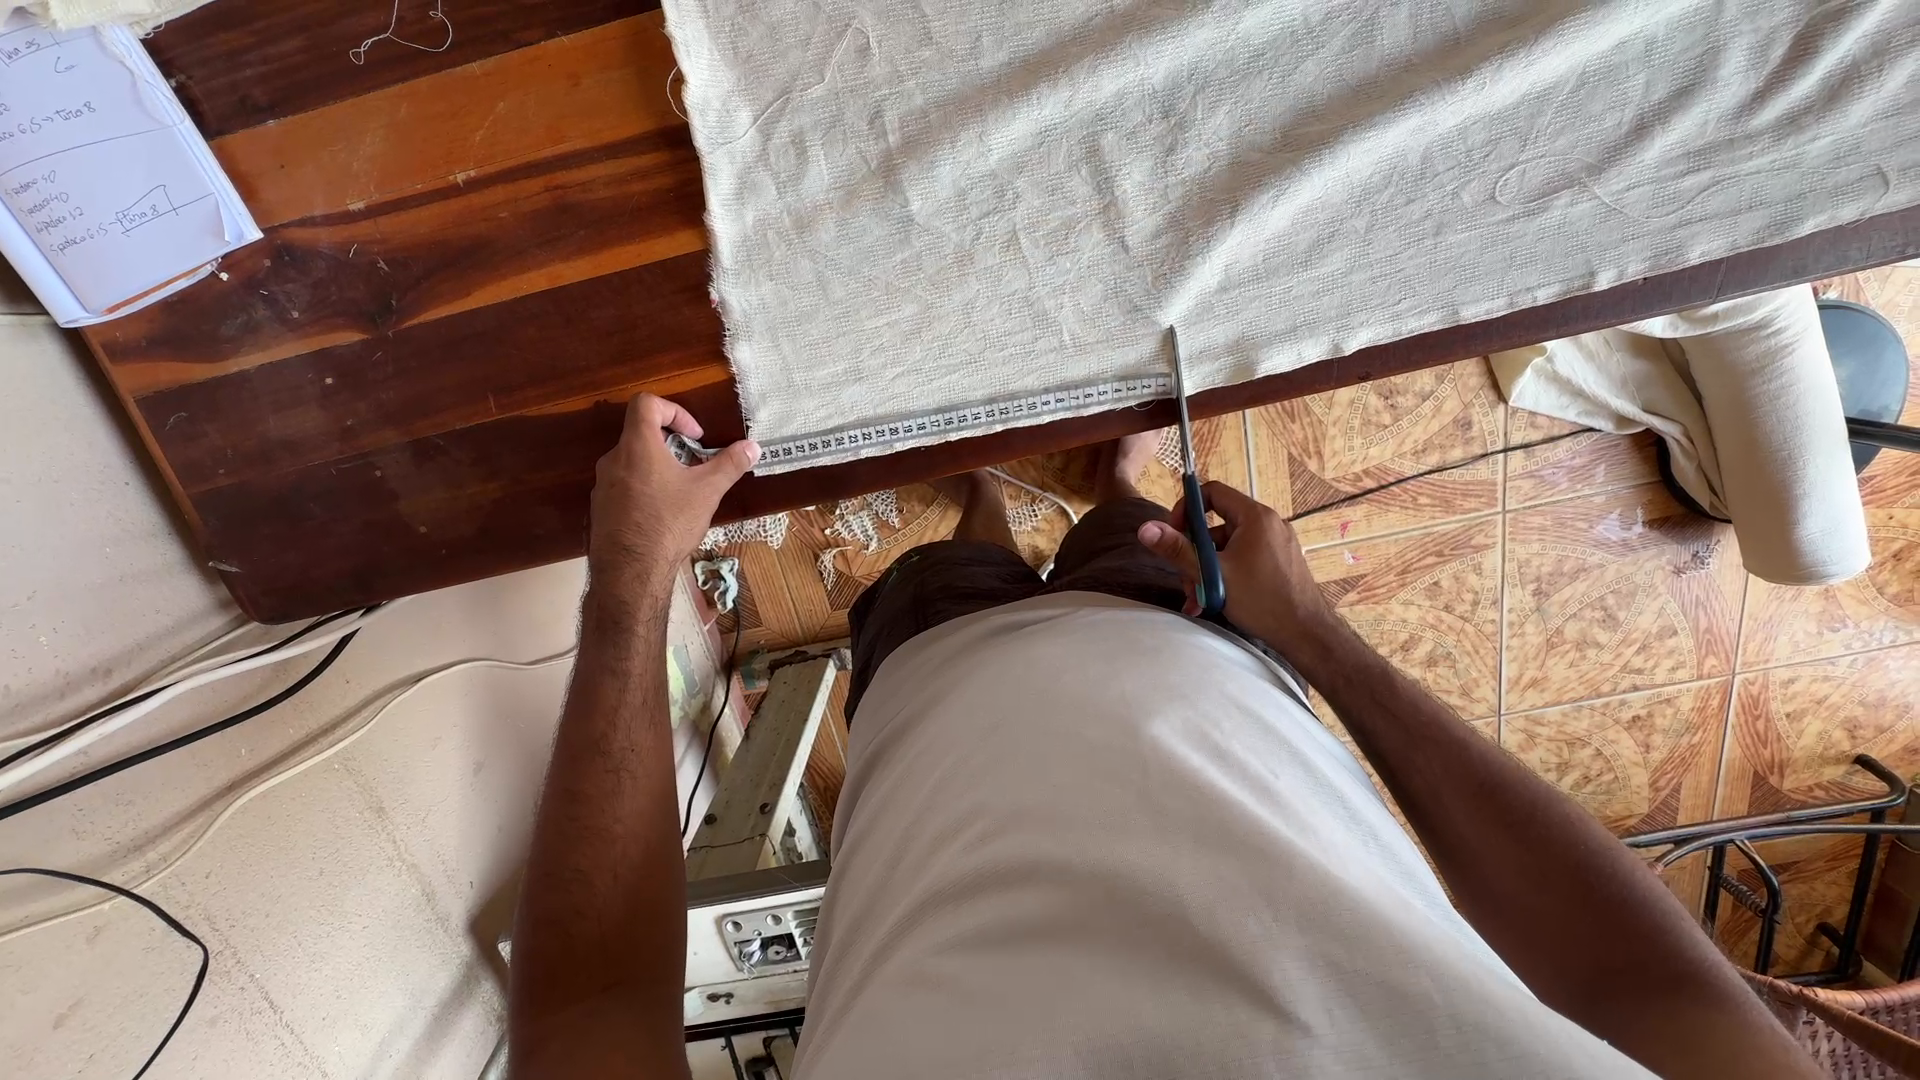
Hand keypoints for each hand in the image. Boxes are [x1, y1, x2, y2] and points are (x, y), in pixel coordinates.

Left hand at [589, 394, 758, 601]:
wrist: (630, 571)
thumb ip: (729, 464)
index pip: (646, 403)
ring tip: (682, 492)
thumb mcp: (707, 491)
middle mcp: (614, 459)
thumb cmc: (669, 523)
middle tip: (694, 466)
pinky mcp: (601, 507)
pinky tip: (663, 515)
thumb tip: (753, 446)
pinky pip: (624, 485)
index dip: (674, 410)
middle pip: (640, 434)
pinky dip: (645, 488)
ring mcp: (602, 484)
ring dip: (659, 467)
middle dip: (672, 444)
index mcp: (638, 446)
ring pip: (633, 462)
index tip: (695, 436)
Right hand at [1136, 480, 1336, 653]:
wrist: (1306, 633)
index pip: (1213, 492)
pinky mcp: (1278, 562)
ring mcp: (1275, 543)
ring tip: (1198, 598)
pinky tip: (1213, 601)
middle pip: (1216, 525)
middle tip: (1186, 579)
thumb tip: (1145, 528)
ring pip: (1227, 548)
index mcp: (1254, 517)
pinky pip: (1242, 560)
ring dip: (1206, 571)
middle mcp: (1267, 524)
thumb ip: (1178, 550)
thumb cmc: (1261, 600)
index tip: (1173, 533)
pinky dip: (1224, 576)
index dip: (1187, 508)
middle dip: (1194, 553)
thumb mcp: (1213, 574)